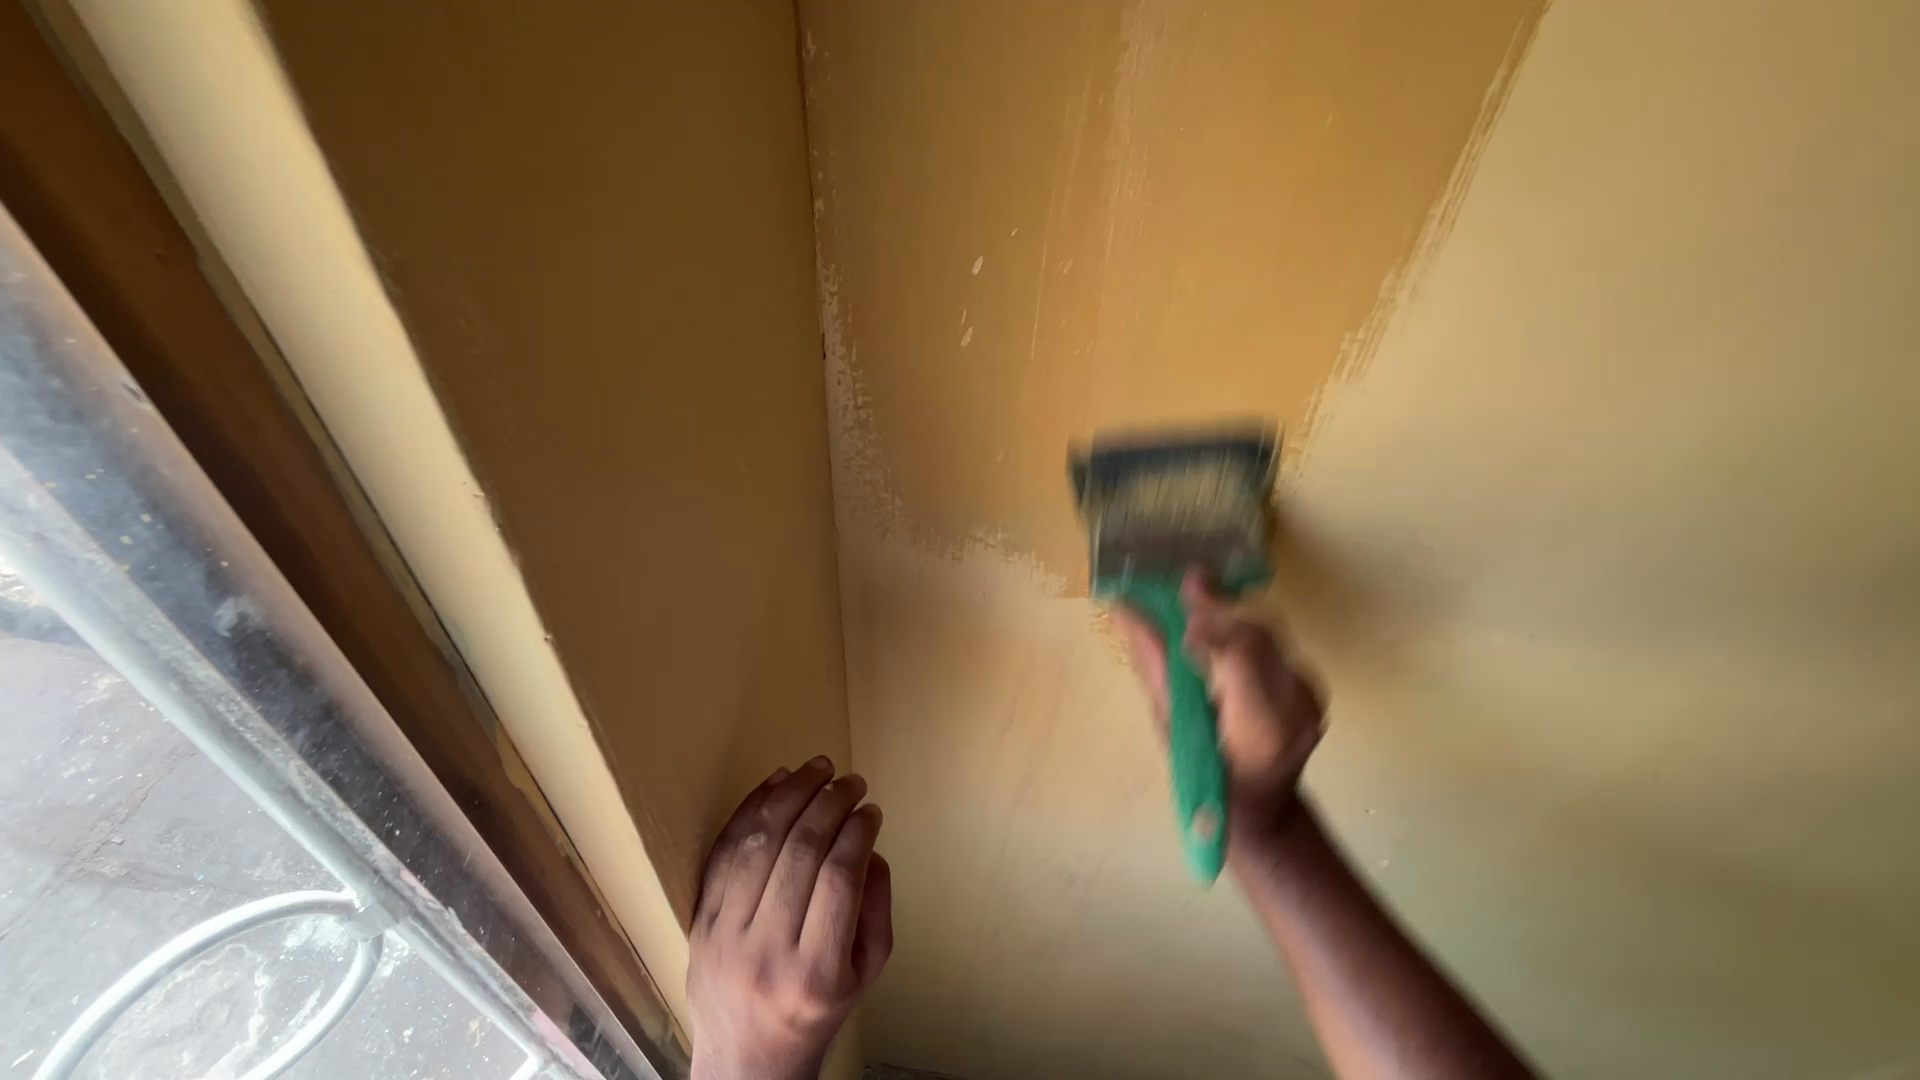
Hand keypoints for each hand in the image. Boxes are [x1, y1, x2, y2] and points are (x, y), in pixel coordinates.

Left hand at [689, 757, 892, 1079]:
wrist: (746, 1060)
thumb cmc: (817, 1010)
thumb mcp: (867, 970)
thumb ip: (876, 905)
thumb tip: (867, 845)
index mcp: (815, 973)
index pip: (839, 878)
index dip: (858, 832)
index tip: (872, 809)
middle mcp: (765, 953)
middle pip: (799, 853)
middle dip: (830, 803)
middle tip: (850, 781)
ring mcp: (724, 936)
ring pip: (758, 844)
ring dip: (791, 795)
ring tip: (817, 769)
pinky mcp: (698, 922)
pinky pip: (723, 852)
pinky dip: (750, 809)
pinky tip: (776, 782)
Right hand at [1112, 568, 1325, 840]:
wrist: (1265, 813)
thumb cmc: (1208, 785)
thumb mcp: (1172, 729)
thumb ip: (1155, 667)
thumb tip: (1127, 611)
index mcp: (1260, 728)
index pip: (1242, 655)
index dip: (1211, 622)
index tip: (1180, 598)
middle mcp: (1296, 707)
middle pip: (1259, 634)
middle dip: (1219, 606)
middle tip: (1184, 583)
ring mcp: (1309, 695)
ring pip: (1269, 632)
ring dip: (1231, 613)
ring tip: (1195, 599)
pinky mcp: (1309, 685)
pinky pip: (1273, 643)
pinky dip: (1242, 629)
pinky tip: (1218, 628)